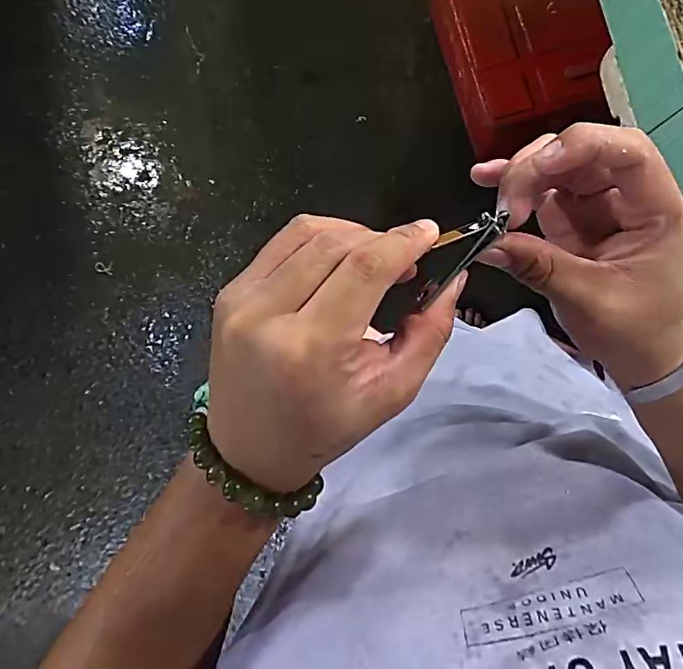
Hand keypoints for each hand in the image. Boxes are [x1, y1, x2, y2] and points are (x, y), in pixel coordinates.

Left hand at [205, 216, 462, 493]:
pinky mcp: (231, 289)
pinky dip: (317, 238)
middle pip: (335, 244)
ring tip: (373, 253)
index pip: (362, 270)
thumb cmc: (322, 427)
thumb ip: (429, 333)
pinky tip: (336, 254)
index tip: (428, 233)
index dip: (401, 242)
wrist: (249, 449)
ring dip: (350, 232)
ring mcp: (242, 298)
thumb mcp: (391, 392)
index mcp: (311, 349)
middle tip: (406, 253)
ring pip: (305, 232)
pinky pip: (281, 241)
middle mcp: (269, 316)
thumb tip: (450, 278)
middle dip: (380, 238)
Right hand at [470, 125, 682, 389]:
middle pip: (579, 150)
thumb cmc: (635, 328)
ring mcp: (594, 199)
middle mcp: (625, 194)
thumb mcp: (590, 301)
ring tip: (498, 209)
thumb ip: (541, 267)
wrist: (639, 353)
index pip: (628, 151)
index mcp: (654, 209)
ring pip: (552, 161)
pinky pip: (536, 182)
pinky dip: (510, 180)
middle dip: (536, 166)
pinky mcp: (567, 210)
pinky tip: (485, 177)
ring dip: (518, 175)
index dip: (583, 145)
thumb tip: (491, 243)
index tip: (542, 166)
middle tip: (508, 205)